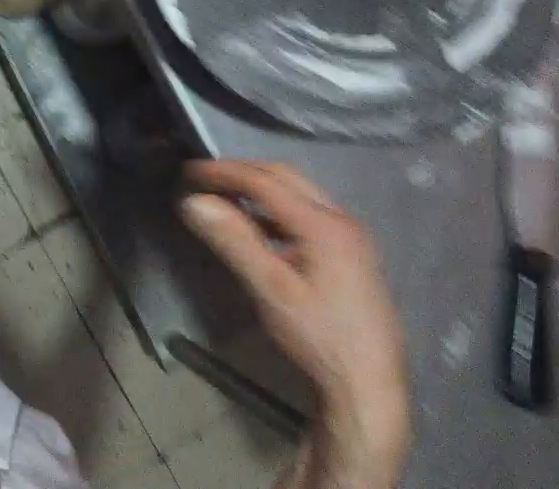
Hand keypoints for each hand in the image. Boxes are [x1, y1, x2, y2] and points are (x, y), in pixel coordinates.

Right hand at [180, 160, 409, 488]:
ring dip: (260, 187)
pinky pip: (307, 212)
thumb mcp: (270, 288)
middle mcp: (341, 220)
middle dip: (242, 172)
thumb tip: (194, 201)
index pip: (265, 181)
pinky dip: (276, 207)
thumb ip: (233, 240)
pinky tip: (258, 226)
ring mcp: (350, 236)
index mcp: (323, 224)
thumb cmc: (317, 337)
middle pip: (285, 177)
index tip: (190, 171)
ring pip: (298, 192)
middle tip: (205, 178)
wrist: (368, 386)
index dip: (224, 172)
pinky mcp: (350, 253)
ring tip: (225, 195)